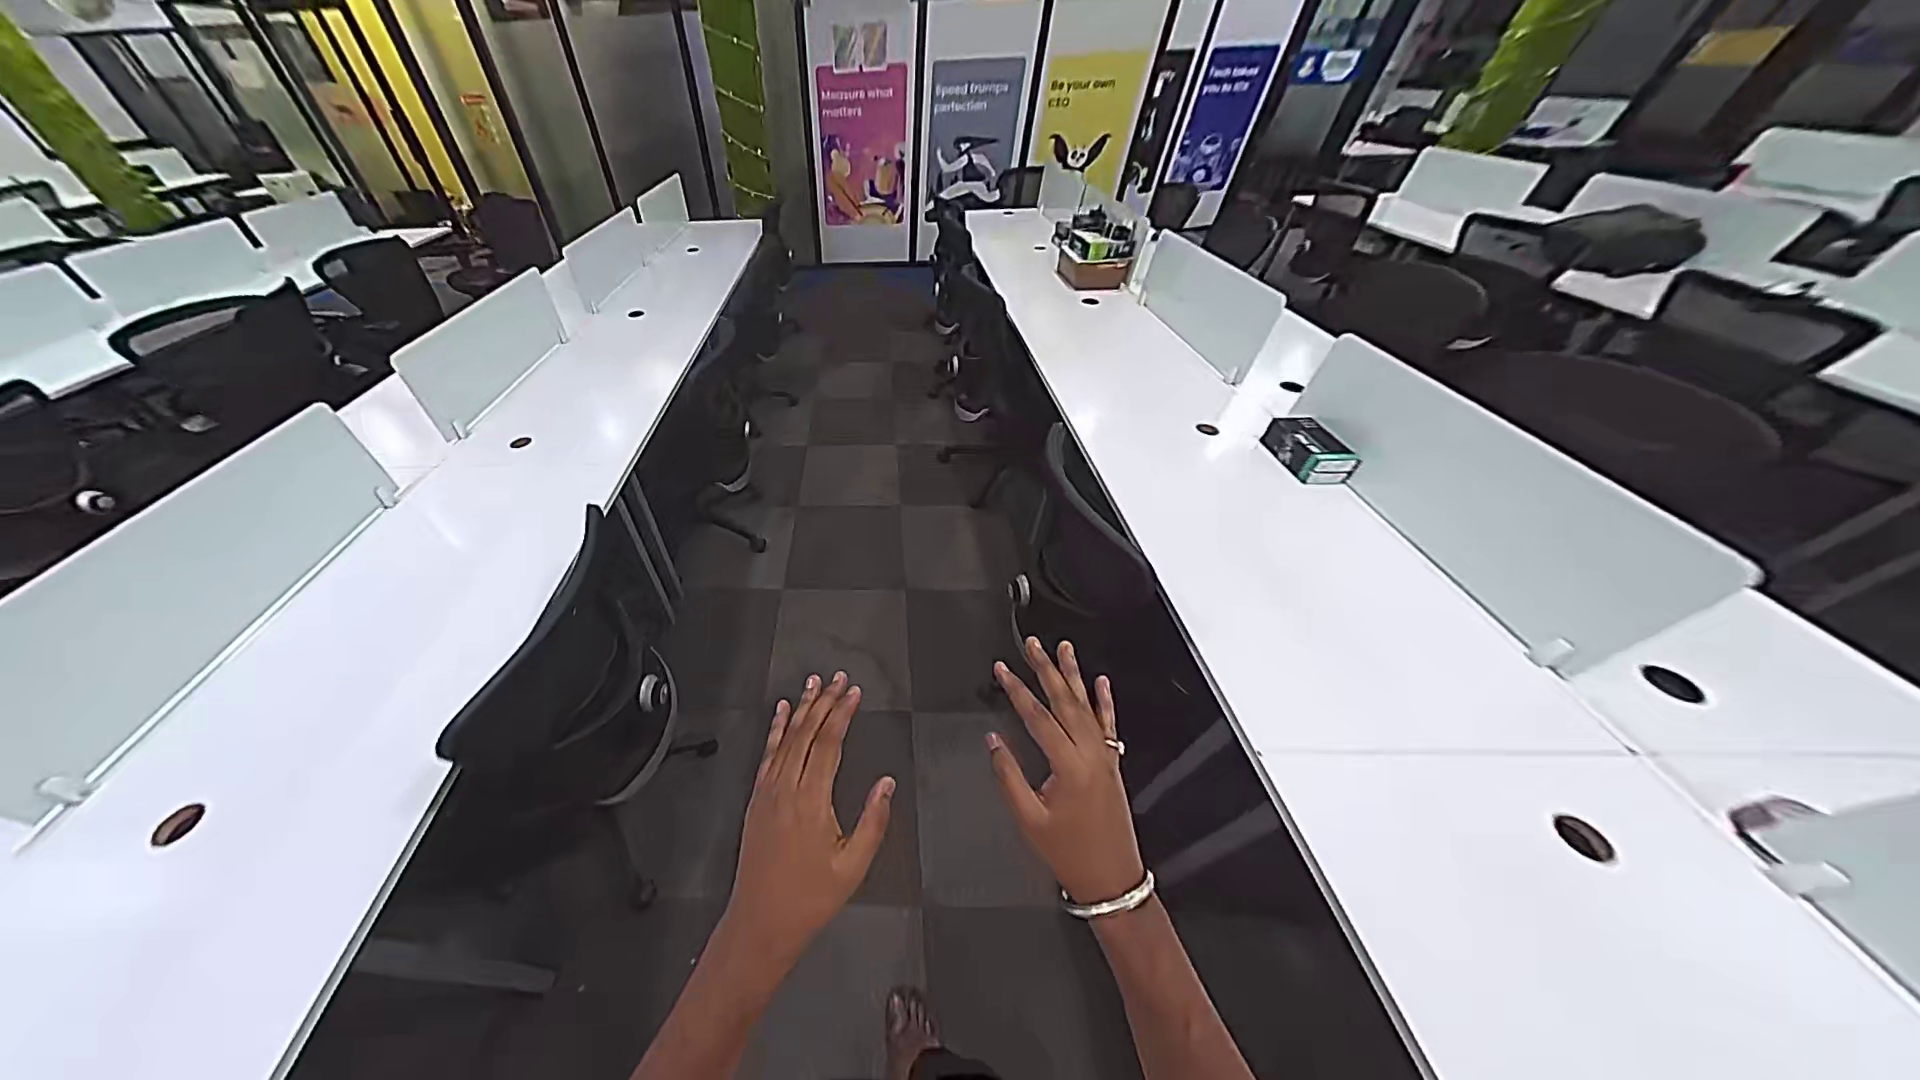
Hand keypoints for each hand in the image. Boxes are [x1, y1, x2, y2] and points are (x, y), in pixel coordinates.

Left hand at [721, 672, 894, 965]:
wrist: (759, 924)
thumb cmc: (807, 899)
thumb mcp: (853, 866)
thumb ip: (873, 820)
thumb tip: (886, 784)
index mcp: (810, 801)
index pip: (828, 743)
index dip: (842, 713)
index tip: (853, 693)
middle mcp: (785, 789)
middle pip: (806, 732)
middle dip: (824, 701)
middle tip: (837, 679)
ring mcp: (767, 792)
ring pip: (785, 738)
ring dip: (801, 708)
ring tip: (812, 684)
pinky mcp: (757, 800)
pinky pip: (767, 754)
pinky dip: (774, 729)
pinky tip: (780, 713)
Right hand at [988, 638, 1144, 904]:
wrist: (1111, 878)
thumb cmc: (1071, 853)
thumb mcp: (1029, 818)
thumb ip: (1009, 775)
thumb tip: (994, 742)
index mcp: (1069, 766)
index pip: (1038, 716)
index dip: (1017, 690)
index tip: (1003, 670)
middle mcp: (1090, 755)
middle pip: (1065, 701)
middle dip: (1046, 668)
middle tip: (1033, 645)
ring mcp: (1105, 757)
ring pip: (1087, 705)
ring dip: (1074, 675)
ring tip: (1064, 649)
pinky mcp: (1112, 763)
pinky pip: (1108, 724)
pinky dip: (1104, 700)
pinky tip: (1100, 682)